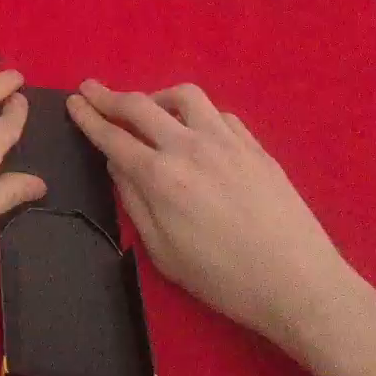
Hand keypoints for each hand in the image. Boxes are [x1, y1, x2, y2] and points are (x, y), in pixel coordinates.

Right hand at [65, 80, 348, 342]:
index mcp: (160, 177)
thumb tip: (116, 164)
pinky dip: (197, 115)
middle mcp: (188, 147)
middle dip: (108, 95)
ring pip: (183, 96)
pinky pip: (218, 114)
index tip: (73, 101)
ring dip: (157, 96)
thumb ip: (133, 202)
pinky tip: (196, 131)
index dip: (87, 116)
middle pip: (139, 105)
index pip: (112, 135)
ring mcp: (226, 142)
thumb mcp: (163, 253)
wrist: (302, 286)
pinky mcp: (255, 147)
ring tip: (150, 109)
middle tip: (91, 89)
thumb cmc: (225, 280)